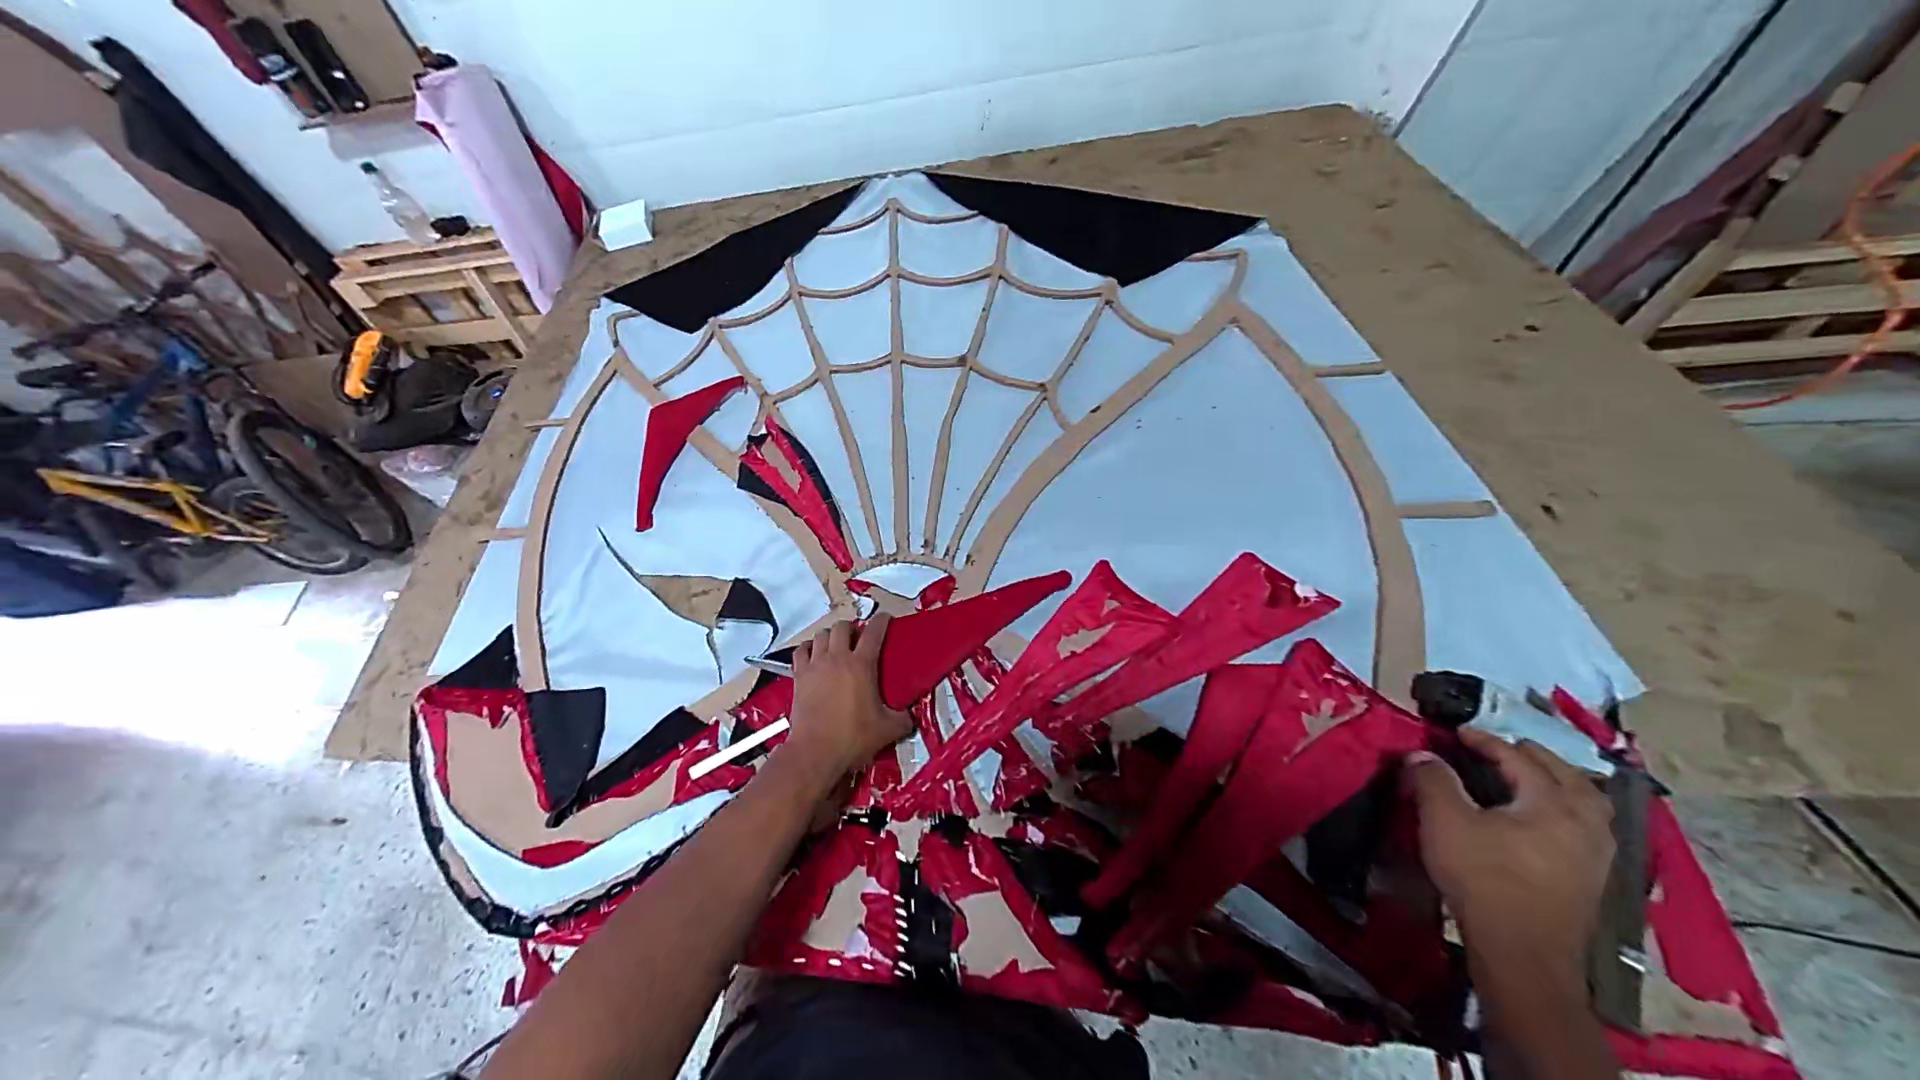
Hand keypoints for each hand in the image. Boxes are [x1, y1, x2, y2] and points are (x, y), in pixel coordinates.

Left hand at [783, 614, 911, 780]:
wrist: (816, 751)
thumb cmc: (853, 737)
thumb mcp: (888, 729)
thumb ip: (904, 718)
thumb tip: (911, 716)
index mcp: (861, 665)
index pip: (873, 632)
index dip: (881, 621)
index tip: (885, 618)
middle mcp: (837, 658)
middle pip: (842, 627)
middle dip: (852, 627)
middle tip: (858, 637)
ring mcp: (815, 665)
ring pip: (821, 635)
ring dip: (830, 635)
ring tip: (836, 644)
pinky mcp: (799, 676)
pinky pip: (801, 651)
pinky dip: (808, 647)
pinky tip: (813, 654)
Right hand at [1405, 728, 1613, 977]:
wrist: (1522, 952)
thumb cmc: (1483, 877)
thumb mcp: (1445, 821)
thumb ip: (1433, 780)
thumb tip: (1421, 754)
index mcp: (1552, 802)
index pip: (1518, 758)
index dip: (1485, 740)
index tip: (1458, 732)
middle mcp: (1585, 822)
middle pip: (1566, 776)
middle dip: (1533, 757)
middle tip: (1504, 749)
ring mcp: (1597, 854)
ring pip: (1587, 804)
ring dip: (1560, 784)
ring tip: (1533, 780)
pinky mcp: (1593, 880)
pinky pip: (1587, 829)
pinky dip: (1568, 812)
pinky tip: (1547, 821)